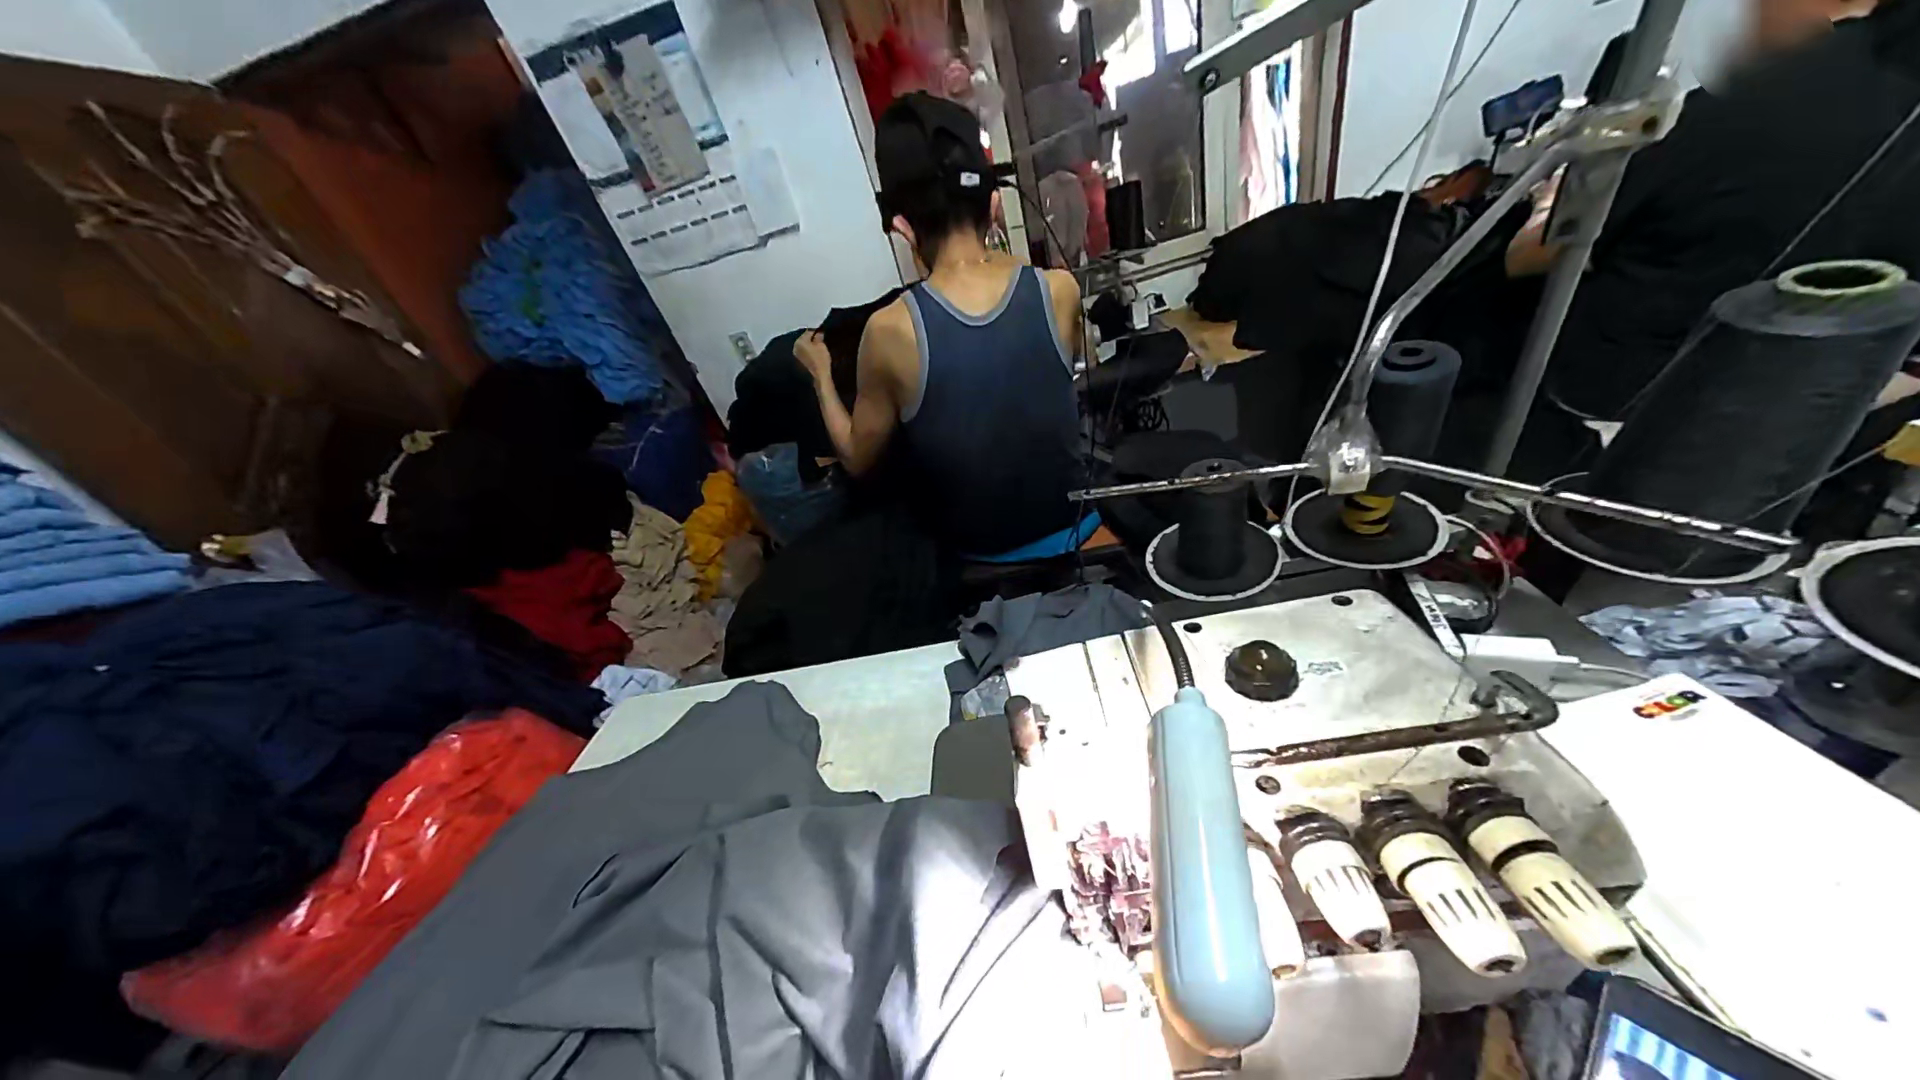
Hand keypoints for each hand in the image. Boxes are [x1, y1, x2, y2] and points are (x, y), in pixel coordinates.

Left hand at [795, 329, 831, 383]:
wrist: (819, 377)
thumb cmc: (821, 359)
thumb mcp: (822, 345)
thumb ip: (819, 336)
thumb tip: (818, 333)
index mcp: (799, 341)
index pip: (809, 332)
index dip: (817, 333)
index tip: (824, 336)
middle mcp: (795, 347)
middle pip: (805, 340)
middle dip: (812, 340)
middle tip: (822, 343)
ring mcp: (796, 356)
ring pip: (804, 348)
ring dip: (810, 348)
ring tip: (819, 351)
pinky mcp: (799, 364)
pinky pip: (804, 355)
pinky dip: (809, 354)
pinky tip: (816, 357)